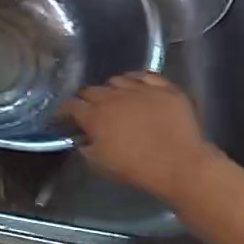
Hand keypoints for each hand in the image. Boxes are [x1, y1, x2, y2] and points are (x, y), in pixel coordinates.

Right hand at [62, 72, 221, 201]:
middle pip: (91, 90)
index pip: (71, 105)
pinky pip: (145, 75)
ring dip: (111, 88)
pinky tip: (136, 85)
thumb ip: (85, 149)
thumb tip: (82, 139)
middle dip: (87, 98)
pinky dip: (136, 79)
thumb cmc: (136, 168)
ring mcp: (140, 90)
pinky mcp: (164, 89)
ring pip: (117, 80)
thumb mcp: (100, 165)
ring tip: (115, 97)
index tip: (65, 115)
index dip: (65, 109)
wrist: (179, 164)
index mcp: (95, 117)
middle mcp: (113, 98)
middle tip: (90, 108)